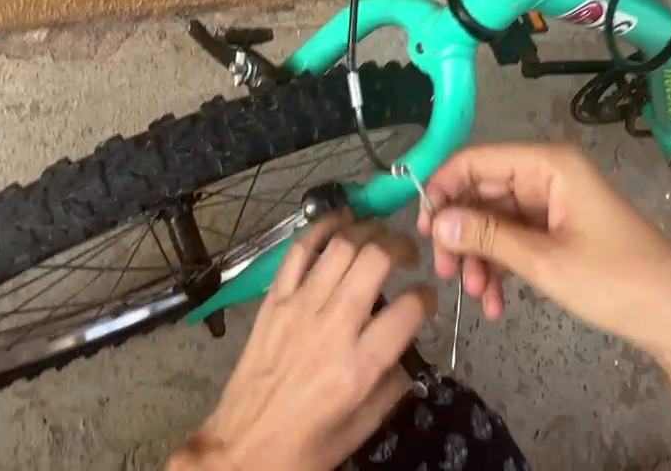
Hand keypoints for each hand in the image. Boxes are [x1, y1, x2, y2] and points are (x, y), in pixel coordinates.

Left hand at [172, 216, 435, 470]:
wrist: (242, 449)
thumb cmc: (306, 447)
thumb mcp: (362, 428)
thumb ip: (393, 384)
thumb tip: (409, 348)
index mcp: (357, 368)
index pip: (408, 310)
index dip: (427, 296)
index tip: (428, 297)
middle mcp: (330, 328)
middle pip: (374, 261)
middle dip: (401, 246)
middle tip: (409, 253)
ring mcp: (298, 307)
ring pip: (340, 246)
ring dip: (367, 230)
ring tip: (380, 233)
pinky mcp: (274, 299)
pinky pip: (299, 250)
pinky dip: (321, 227)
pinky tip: (340, 221)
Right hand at [416, 143, 670, 344]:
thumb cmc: (617, 282)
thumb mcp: (546, 262)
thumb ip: (488, 238)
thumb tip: (436, 222)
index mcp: (548, 164)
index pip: (476, 160)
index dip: (443, 188)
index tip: (422, 228)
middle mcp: (547, 175)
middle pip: (482, 191)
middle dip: (461, 232)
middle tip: (445, 272)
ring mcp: (553, 203)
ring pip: (494, 220)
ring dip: (480, 257)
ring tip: (477, 298)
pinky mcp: (558, 230)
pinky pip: (514, 238)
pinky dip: (501, 266)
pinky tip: (496, 303)